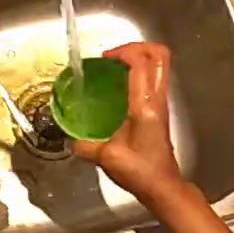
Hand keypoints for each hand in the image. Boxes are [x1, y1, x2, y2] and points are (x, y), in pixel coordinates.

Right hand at [73, 42, 187, 203]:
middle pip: (160, 55)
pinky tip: (119, 85)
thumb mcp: (106, 158)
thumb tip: (71, 139)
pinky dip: (139, 72)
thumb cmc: (140, 172)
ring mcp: (162, 103)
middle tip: (114, 55)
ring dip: (139, 57)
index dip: (124, 52)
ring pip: (160, 64)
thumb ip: (85, 145)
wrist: (162, 186)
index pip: (142, 64)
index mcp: (145, 106)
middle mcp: (158, 100)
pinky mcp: (160, 110)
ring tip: (115, 66)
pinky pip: (154, 78)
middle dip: (137, 46)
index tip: (105, 58)